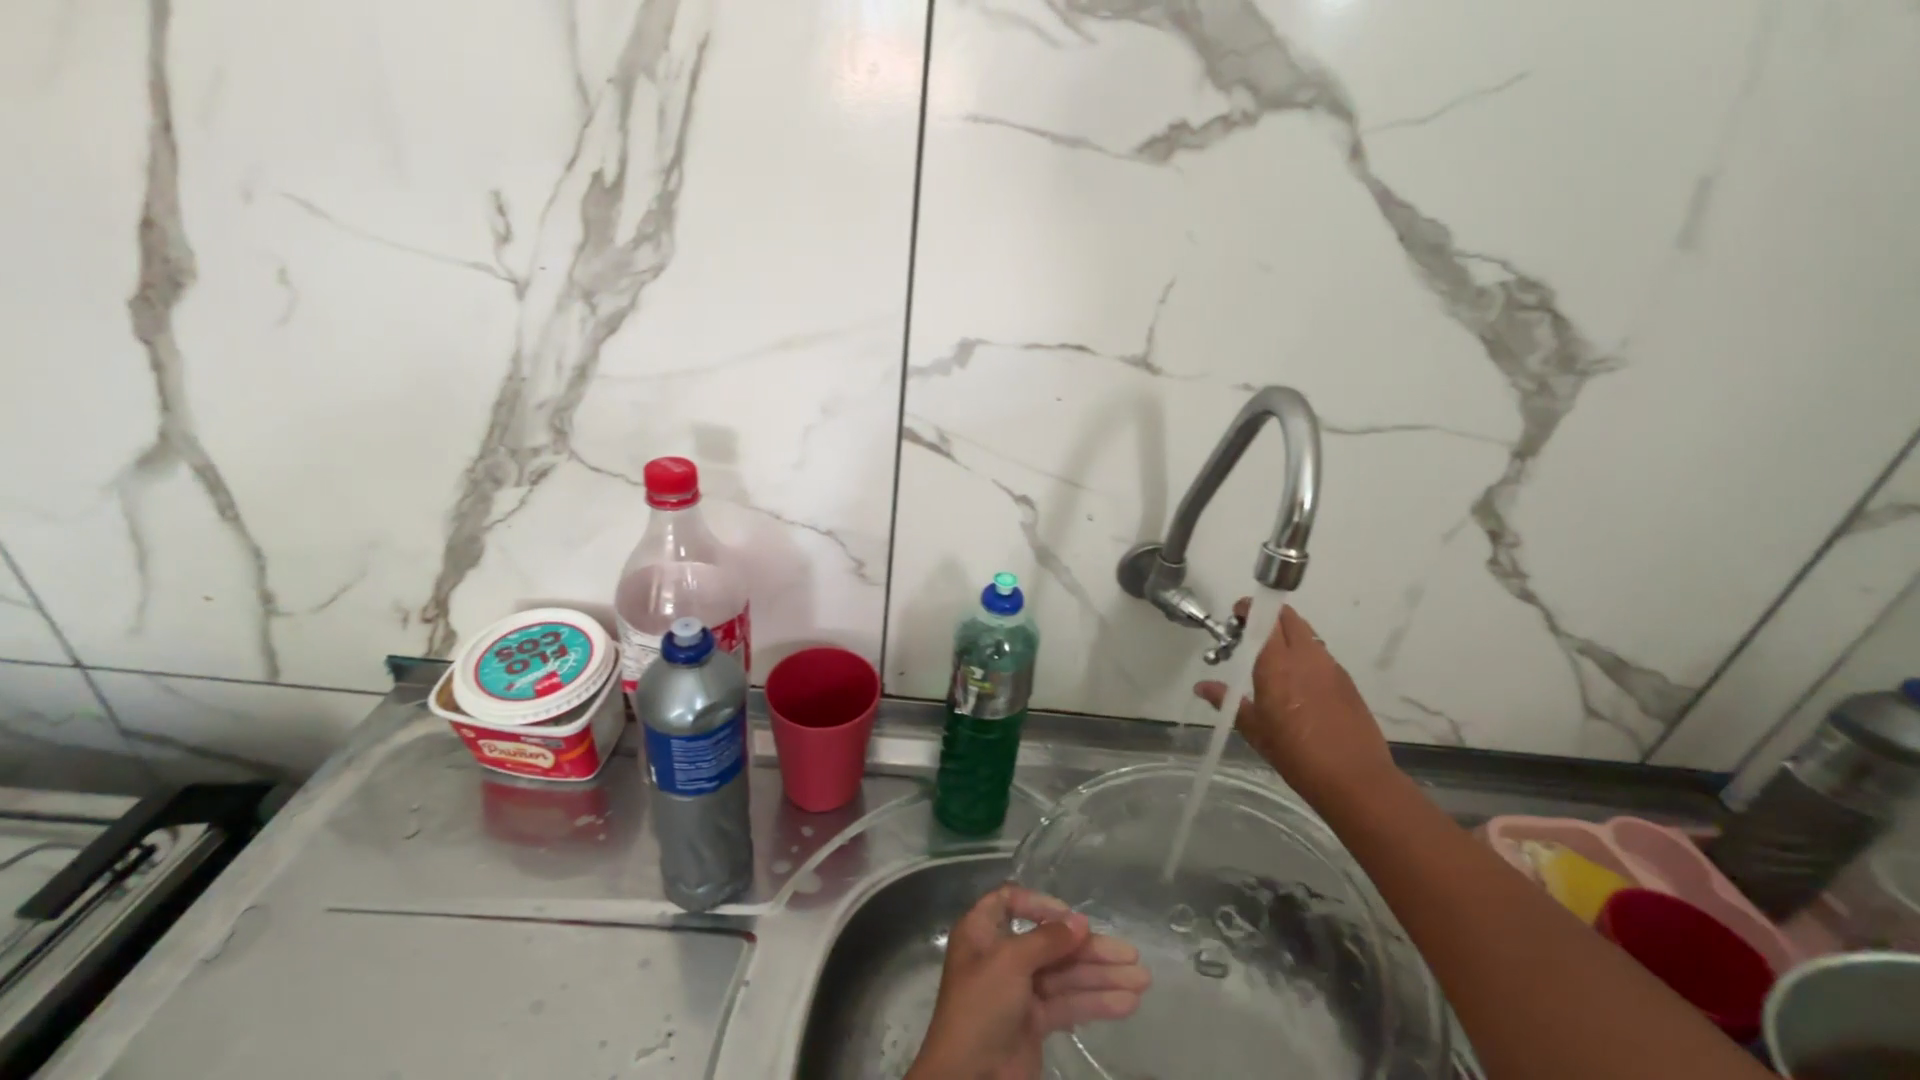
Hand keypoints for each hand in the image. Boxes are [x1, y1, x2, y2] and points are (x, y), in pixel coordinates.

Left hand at [906, 884, 1148, 1079]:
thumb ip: (1047, 940)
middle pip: (1050, 942)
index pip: (1008, 903)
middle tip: (1131, 955)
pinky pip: (1068, 1004)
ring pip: (1065, 975)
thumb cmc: (980, 1007)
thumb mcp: (1009, 963)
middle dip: (1090, 949)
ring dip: (1102, 977)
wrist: (968, 1077)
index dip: (1038, 904)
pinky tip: (1127, 1003)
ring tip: (1142, 980)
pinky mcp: (1034, 1022)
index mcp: (982, 934)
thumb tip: (1080, 921)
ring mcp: (1018, 991)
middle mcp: (1000, 957)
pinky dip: (1096, 1003)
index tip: (1068, 916)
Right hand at [1194, 602, 1396, 805]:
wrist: (1354, 778)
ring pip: (1308, 634)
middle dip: (1270, 616)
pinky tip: (1298, 680)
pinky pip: (1321, 654)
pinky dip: (1306, 654)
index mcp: (1278, 665)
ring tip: (1274, 657)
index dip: (1251, 610)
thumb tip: (1201, 687)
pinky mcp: (1346, 680)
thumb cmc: (1296, 754)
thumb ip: (1227, 702)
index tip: (1238, 614)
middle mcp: (1306, 657)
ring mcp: (1330, 667)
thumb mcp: (1255, 730)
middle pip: (1290, 618)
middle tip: (1253, 632)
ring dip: (1289, 634)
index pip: (1265, 619)